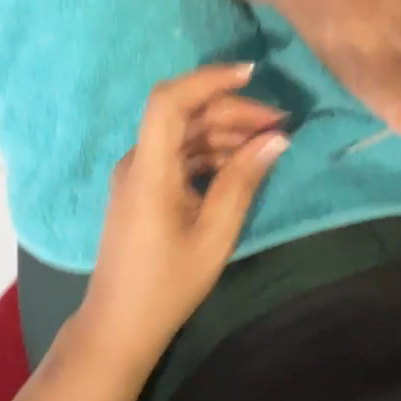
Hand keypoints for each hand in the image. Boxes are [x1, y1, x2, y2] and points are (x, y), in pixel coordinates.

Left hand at [77, 64, 288, 366]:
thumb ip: (243, 180)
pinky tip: (242, 162)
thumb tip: (277, 139)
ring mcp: (139, 174)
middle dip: (233, 111)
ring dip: (226, 131)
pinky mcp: (145, 187)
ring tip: (269, 142)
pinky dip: (212, 151)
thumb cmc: (168, 284)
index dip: (208, 80)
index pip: (169, 102)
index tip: (250, 75)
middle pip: (184, 114)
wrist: (120, 324)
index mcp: (149, 170)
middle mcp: (138, 161)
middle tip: (279, 123)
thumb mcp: (215, 234)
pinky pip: (180, 154)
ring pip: (185, 133)